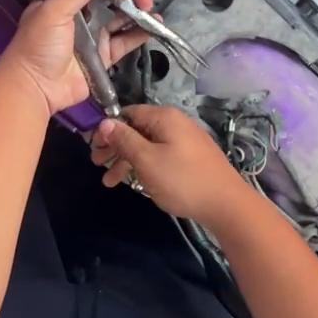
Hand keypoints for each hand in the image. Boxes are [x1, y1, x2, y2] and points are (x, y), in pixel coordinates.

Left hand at [0, 0, 152, 116]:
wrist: (36, 87)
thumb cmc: (38, 45)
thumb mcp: (53, 11)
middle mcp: (83, 13)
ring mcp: (96, 34)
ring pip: (123, 13)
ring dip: (138, 5)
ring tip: (147, 5)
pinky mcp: (106, 55)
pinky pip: (127, 40)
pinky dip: (142, 31)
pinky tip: (155, 22)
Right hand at [89, 104, 257, 223]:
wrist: (226, 204)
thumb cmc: (182, 180)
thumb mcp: (147, 160)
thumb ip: (125, 140)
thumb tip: (105, 121)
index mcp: (164, 118)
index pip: (128, 113)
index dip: (108, 128)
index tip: (92, 146)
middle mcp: (174, 124)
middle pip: (136, 129)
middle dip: (114, 146)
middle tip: (95, 164)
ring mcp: (184, 141)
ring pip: (147, 145)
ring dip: (126, 161)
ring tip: (108, 182)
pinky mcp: (189, 158)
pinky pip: (159, 156)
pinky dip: (144, 167)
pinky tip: (133, 183)